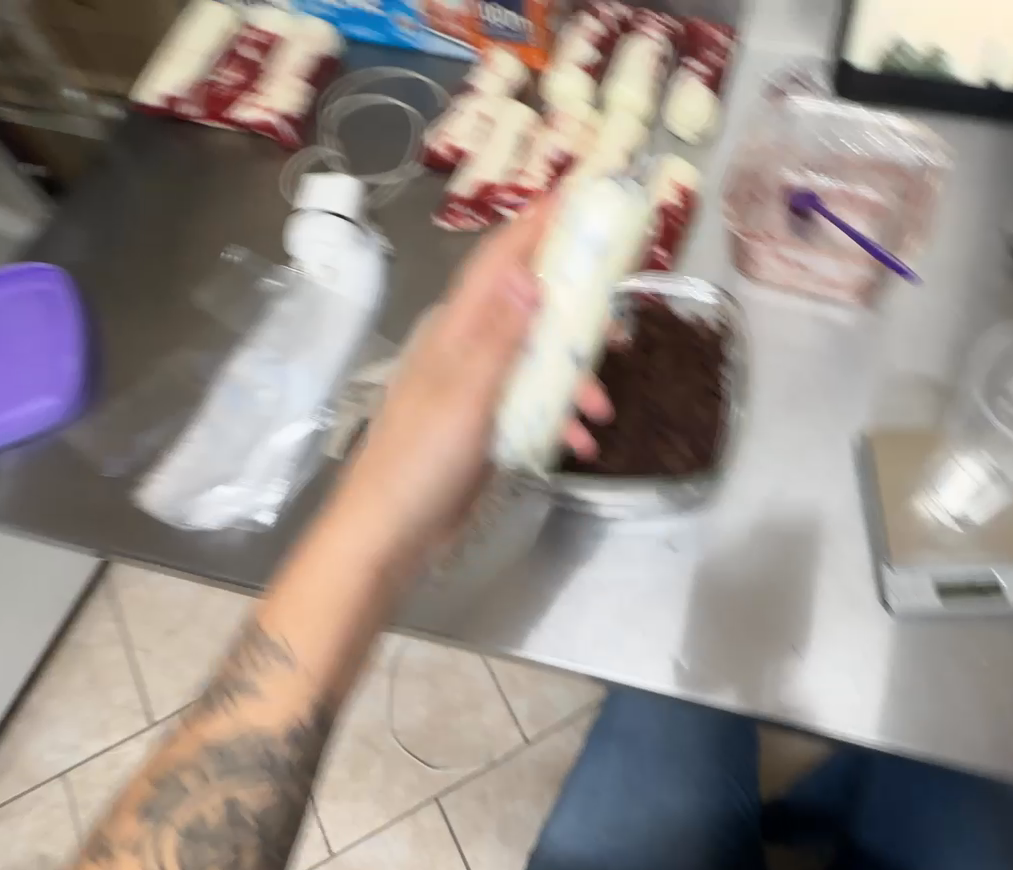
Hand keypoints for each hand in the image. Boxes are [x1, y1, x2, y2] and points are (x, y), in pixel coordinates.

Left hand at [326, 198, 611, 568]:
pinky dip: (561, 421)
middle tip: (618, 317)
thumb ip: (501, 338)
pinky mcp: (489, 427)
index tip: (577, 197)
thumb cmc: (423, 460)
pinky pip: (535, 409)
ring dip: (576, 380)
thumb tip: (529, 276)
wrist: (394, 530)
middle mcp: (470, 350)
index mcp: (457, 331)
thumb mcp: (466, 396)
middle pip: (530, 308)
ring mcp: (480, 390)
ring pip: (540, 363)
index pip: (500, 262)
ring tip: (603, 408)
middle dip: (576, 310)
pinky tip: (582, 444)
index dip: (536, 226)